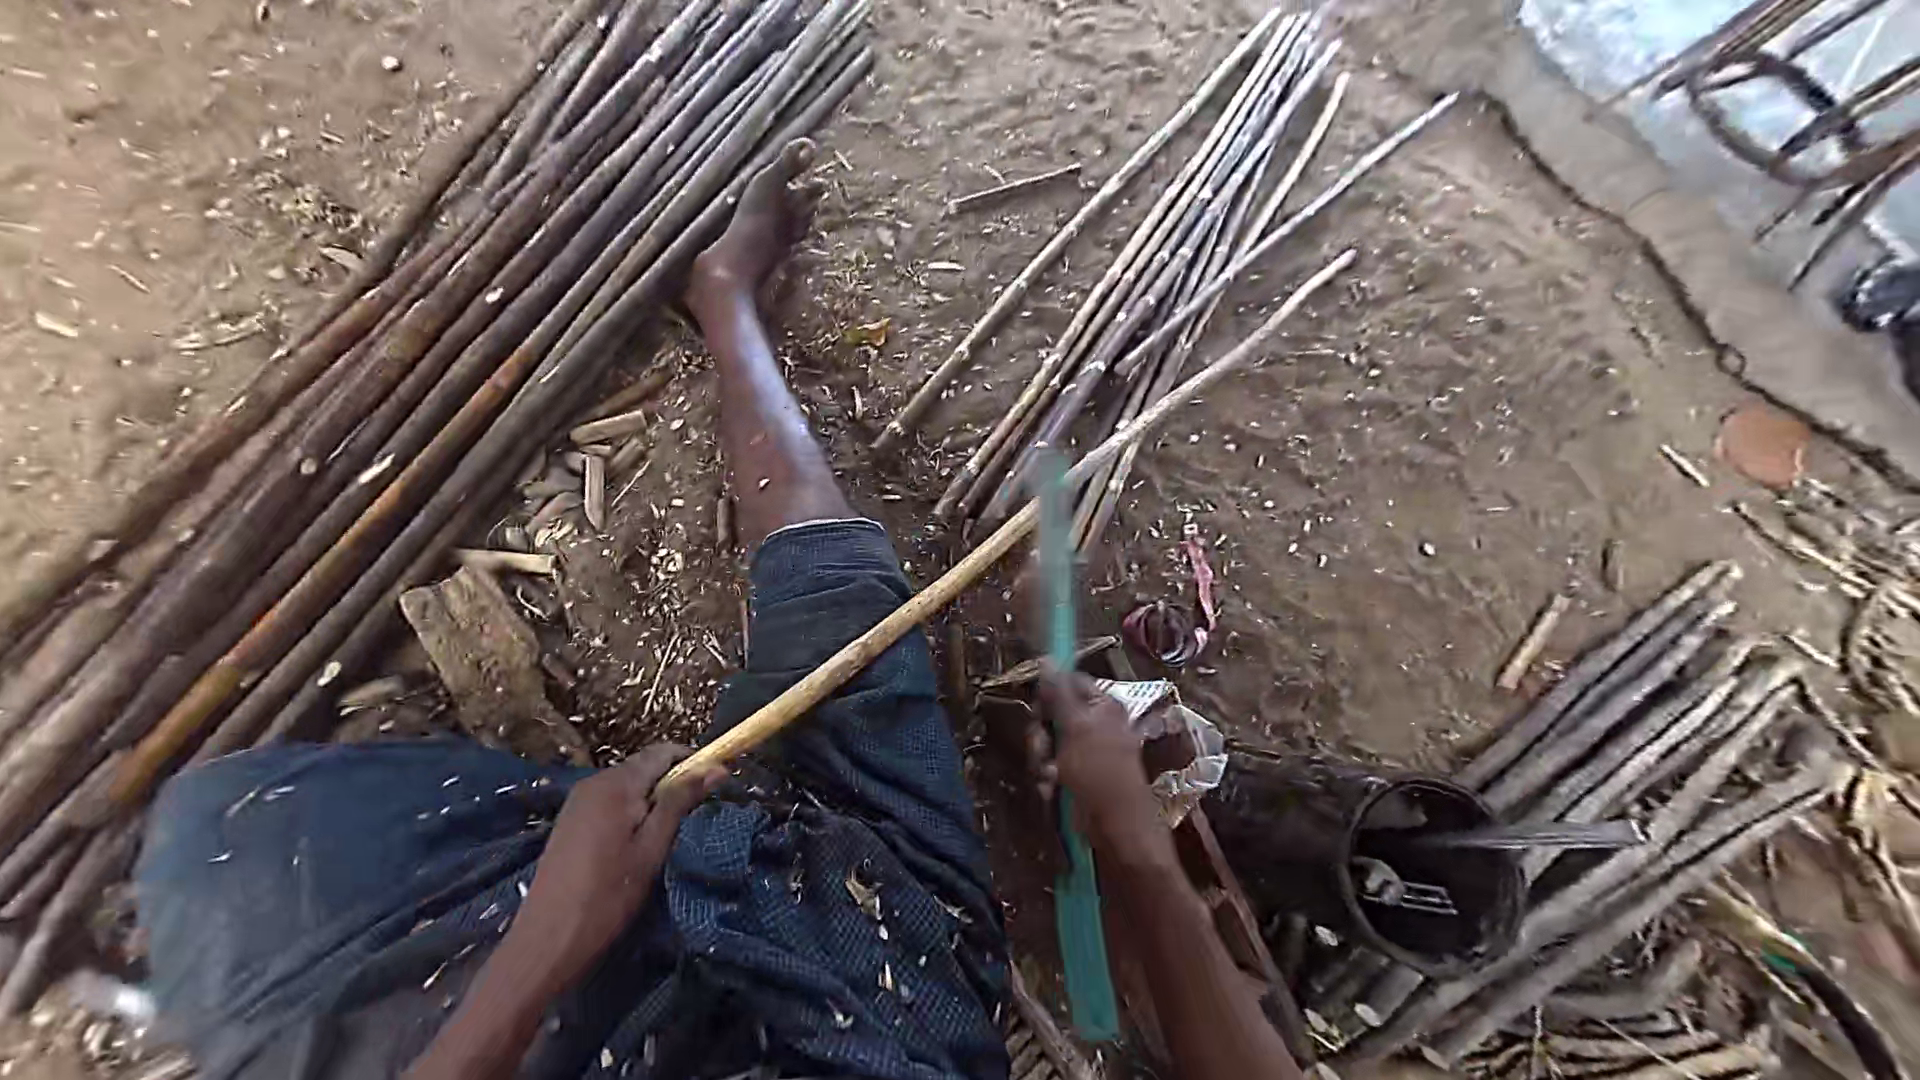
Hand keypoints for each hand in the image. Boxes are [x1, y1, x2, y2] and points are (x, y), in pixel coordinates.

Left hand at [512, 745, 725, 983]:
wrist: (545, 946)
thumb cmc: (608, 895)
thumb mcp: (654, 846)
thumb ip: (682, 800)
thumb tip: (718, 768)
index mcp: (616, 783)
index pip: (664, 751)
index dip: (693, 761)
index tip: (713, 785)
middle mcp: (594, 782)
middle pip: (646, 766)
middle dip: (673, 782)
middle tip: (693, 815)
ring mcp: (577, 802)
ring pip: (630, 785)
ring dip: (654, 799)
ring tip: (668, 832)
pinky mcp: (570, 822)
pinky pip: (612, 801)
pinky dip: (632, 811)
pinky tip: (637, 843)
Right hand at [1034, 671, 1163, 854]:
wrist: (1118, 834)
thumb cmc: (1101, 776)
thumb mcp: (1075, 728)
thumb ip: (1058, 692)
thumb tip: (1047, 657)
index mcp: (1102, 706)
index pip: (1068, 681)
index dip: (1050, 693)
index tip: (1039, 711)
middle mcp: (1095, 724)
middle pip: (1052, 713)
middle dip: (1041, 735)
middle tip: (1044, 752)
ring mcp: (1086, 751)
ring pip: (1047, 742)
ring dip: (1041, 761)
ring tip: (1050, 780)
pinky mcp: (1076, 776)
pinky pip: (1050, 766)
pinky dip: (1047, 779)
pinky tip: (1051, 791)